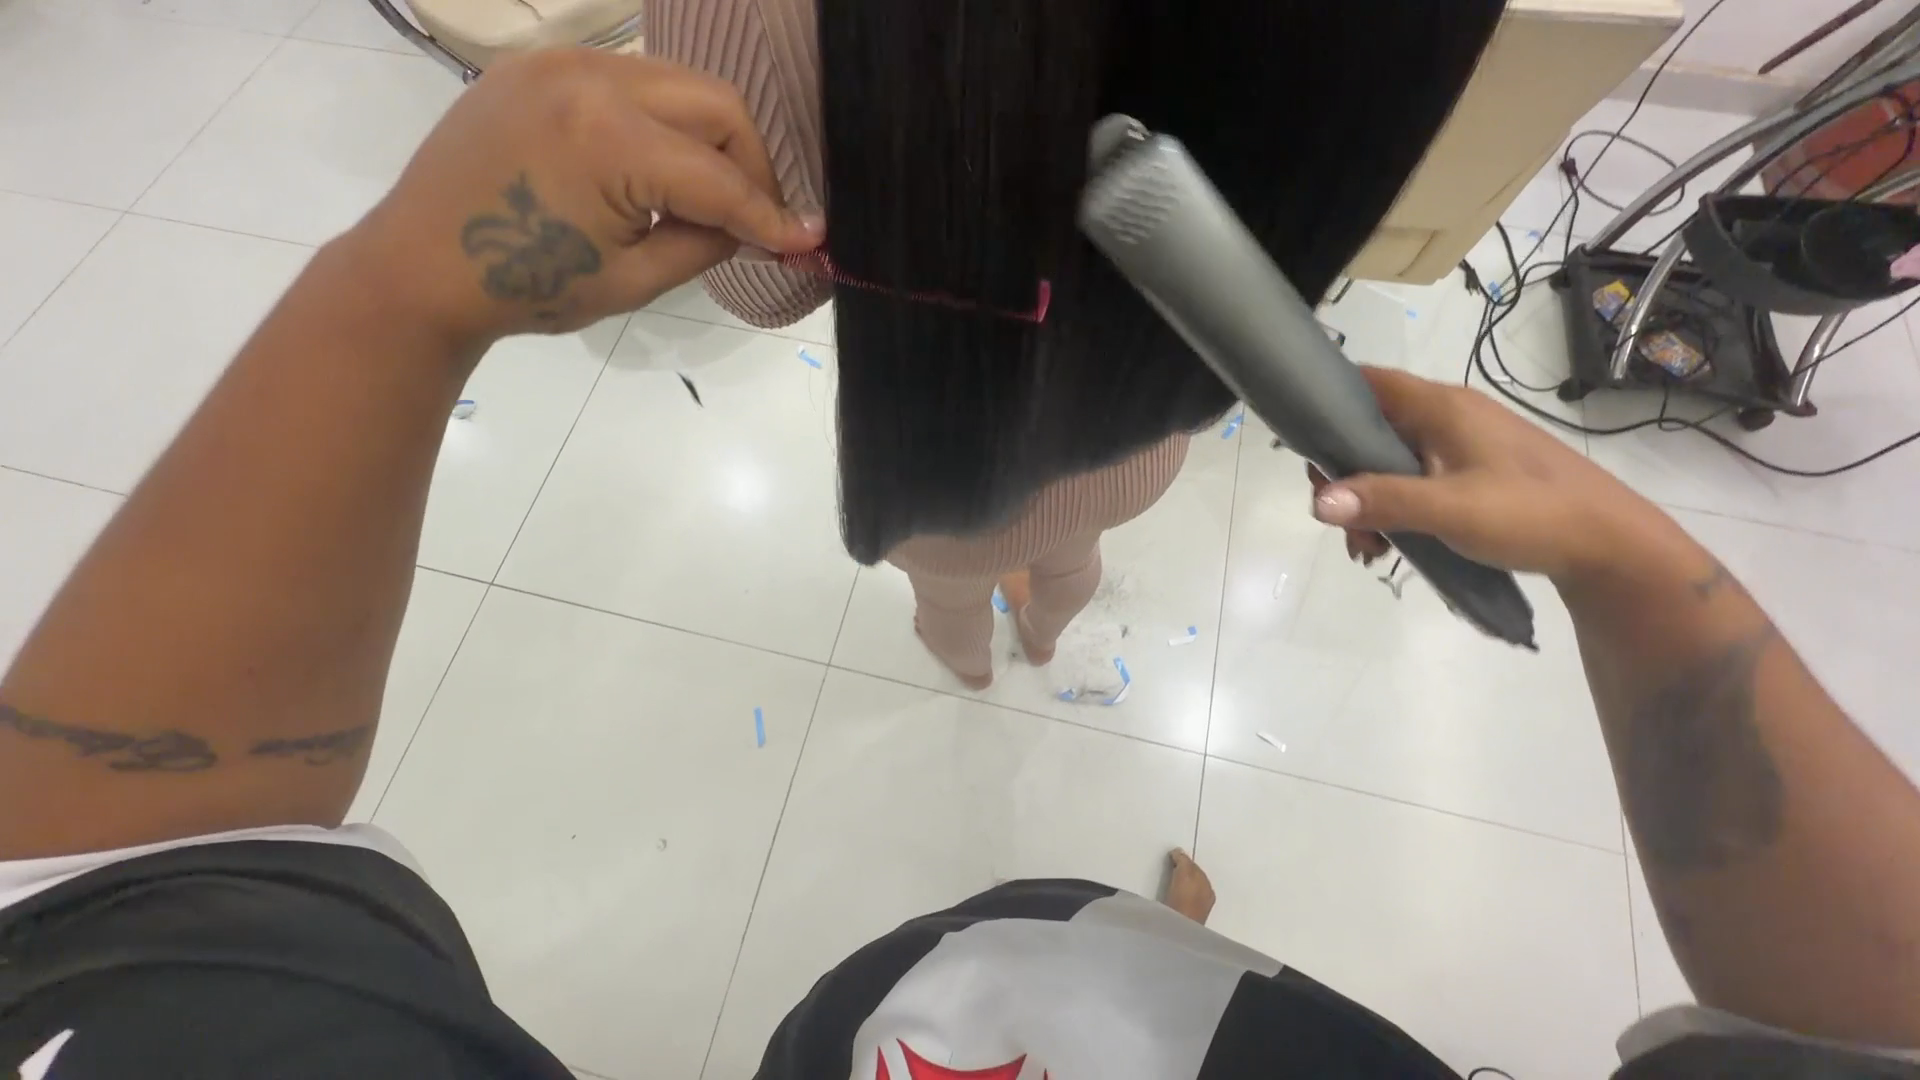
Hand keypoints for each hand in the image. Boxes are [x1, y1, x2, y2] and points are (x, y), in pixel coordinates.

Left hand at [343, 48, 822, 345]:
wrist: (423, 265)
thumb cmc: (529, 286)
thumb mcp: (636, 280)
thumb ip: (708, 243)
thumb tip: (760, 227)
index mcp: (610, 140)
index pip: (721, 178)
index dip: (772, 216)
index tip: (810, 241)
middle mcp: (591, 78)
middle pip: (716, 104)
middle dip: (751, 165)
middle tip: (755, 218)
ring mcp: (560, 61)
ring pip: (680, 84)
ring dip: (710, 140)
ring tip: (704, 198)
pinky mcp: (542, 64)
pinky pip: (633, 82)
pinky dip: (664, 125)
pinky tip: (654, 171)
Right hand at [1307, 367, 1677, 585]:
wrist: (1610, 546)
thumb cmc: (1533, 513)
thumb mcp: (1452, 510)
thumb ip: (1384, 501)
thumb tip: (1317, 502)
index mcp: (1442, 408)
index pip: (1367, 382)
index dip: (1326, 401)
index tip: (1300, 443)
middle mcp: (1446, 418)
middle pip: (1367, 430)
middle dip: (1342, 475)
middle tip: (1340, 520)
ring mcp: (1458, 446)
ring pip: (1386, 462)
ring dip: (1365, 501)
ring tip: (1368, 548)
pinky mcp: (1468, 473)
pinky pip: (1410, 482)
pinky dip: (1390, 509)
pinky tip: (1390, 546)